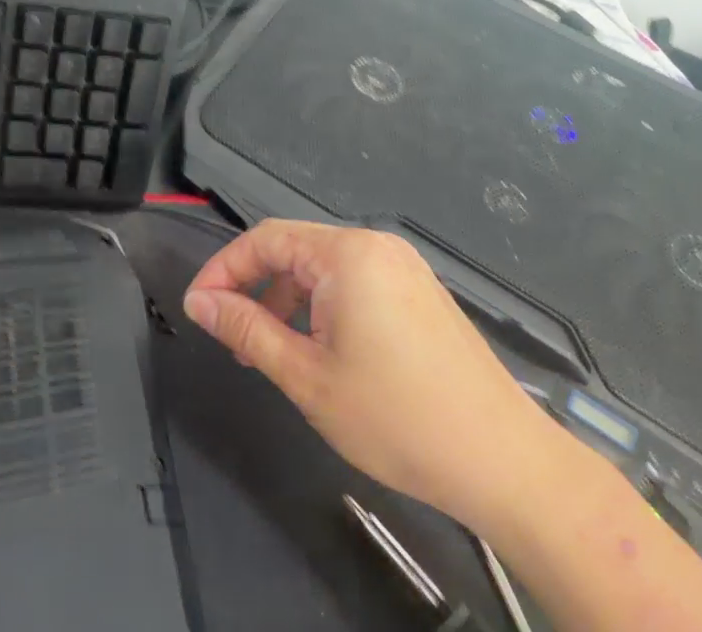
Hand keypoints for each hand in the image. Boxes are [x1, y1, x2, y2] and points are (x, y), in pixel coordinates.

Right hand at [183, 220, 568, 527]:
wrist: (503, 462)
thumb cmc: (396, 417)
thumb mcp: (305, 375)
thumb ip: (246, 330)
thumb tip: (200, 302)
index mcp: (348, 256)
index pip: (265, 239)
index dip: (223, 269)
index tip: (198, 308)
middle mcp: (379, 250)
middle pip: (294, 251)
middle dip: (254, 289)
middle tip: (232, 339)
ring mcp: (406, 272)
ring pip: (323, 272)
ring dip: (286, 303)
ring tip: (271, 355)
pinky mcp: (421, 298)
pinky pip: (354, 287)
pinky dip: (322, 311)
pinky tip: (318, 355)